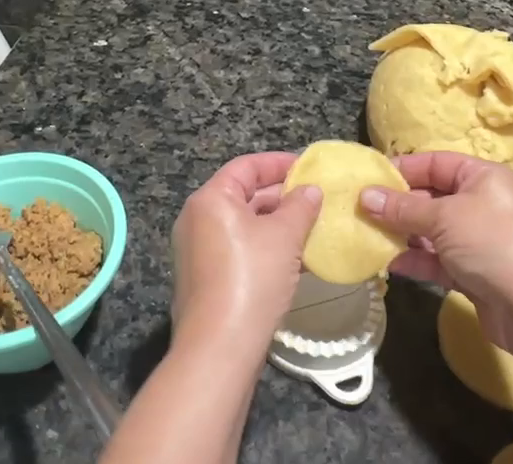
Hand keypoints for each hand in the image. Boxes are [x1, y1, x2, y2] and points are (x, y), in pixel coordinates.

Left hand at [171, 152, 323, 347]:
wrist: (219, 348)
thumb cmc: (252, 279)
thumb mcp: (284, 237)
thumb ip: (300, 207)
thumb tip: (310, 190)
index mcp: (211, 199)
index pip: (246, 166)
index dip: (278, 162)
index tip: (308, 166)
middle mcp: (197, 219)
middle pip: (243, 195)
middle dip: (281, 196)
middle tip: (315, 198)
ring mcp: (197, 251)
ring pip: (243, 226)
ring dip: (277, 225)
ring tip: (312, 228)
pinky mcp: (204, 280)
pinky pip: (239, 251)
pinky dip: (265, 248)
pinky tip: (295, 260)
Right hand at [359, 151, 512, 352]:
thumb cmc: (491, 243)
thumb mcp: (443, 217)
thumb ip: (402, 208)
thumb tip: (364, 196)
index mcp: (483, 177)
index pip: (436, 163)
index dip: (403, 169)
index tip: (369, 180)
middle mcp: (483, 204)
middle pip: (433, 197)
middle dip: (399, 205)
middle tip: (362, 211)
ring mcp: (480, 240)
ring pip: (433, 231)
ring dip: (404, 234)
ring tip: (369, 236)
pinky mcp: (475, 273)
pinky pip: (439, 259)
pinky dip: (416, 259)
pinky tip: (389, 262)